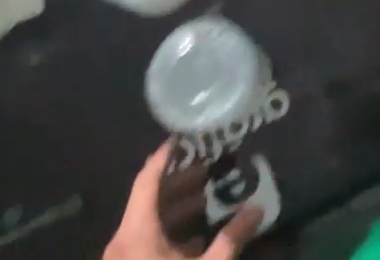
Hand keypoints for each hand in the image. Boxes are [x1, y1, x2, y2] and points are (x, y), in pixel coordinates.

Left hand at [105, 142, 262, 259]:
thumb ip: (231, 238)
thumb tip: (258, 208)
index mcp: (136, 231)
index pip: (147, 179)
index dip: (165, 155)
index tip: (185, 136)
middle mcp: (122, 242)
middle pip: (149, 200)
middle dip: (181, 184)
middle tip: (212, 169)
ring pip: (147, 223)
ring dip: (176, 210)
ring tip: (209, 199)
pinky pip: (144, 244)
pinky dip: (168, 234)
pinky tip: (195, 240)